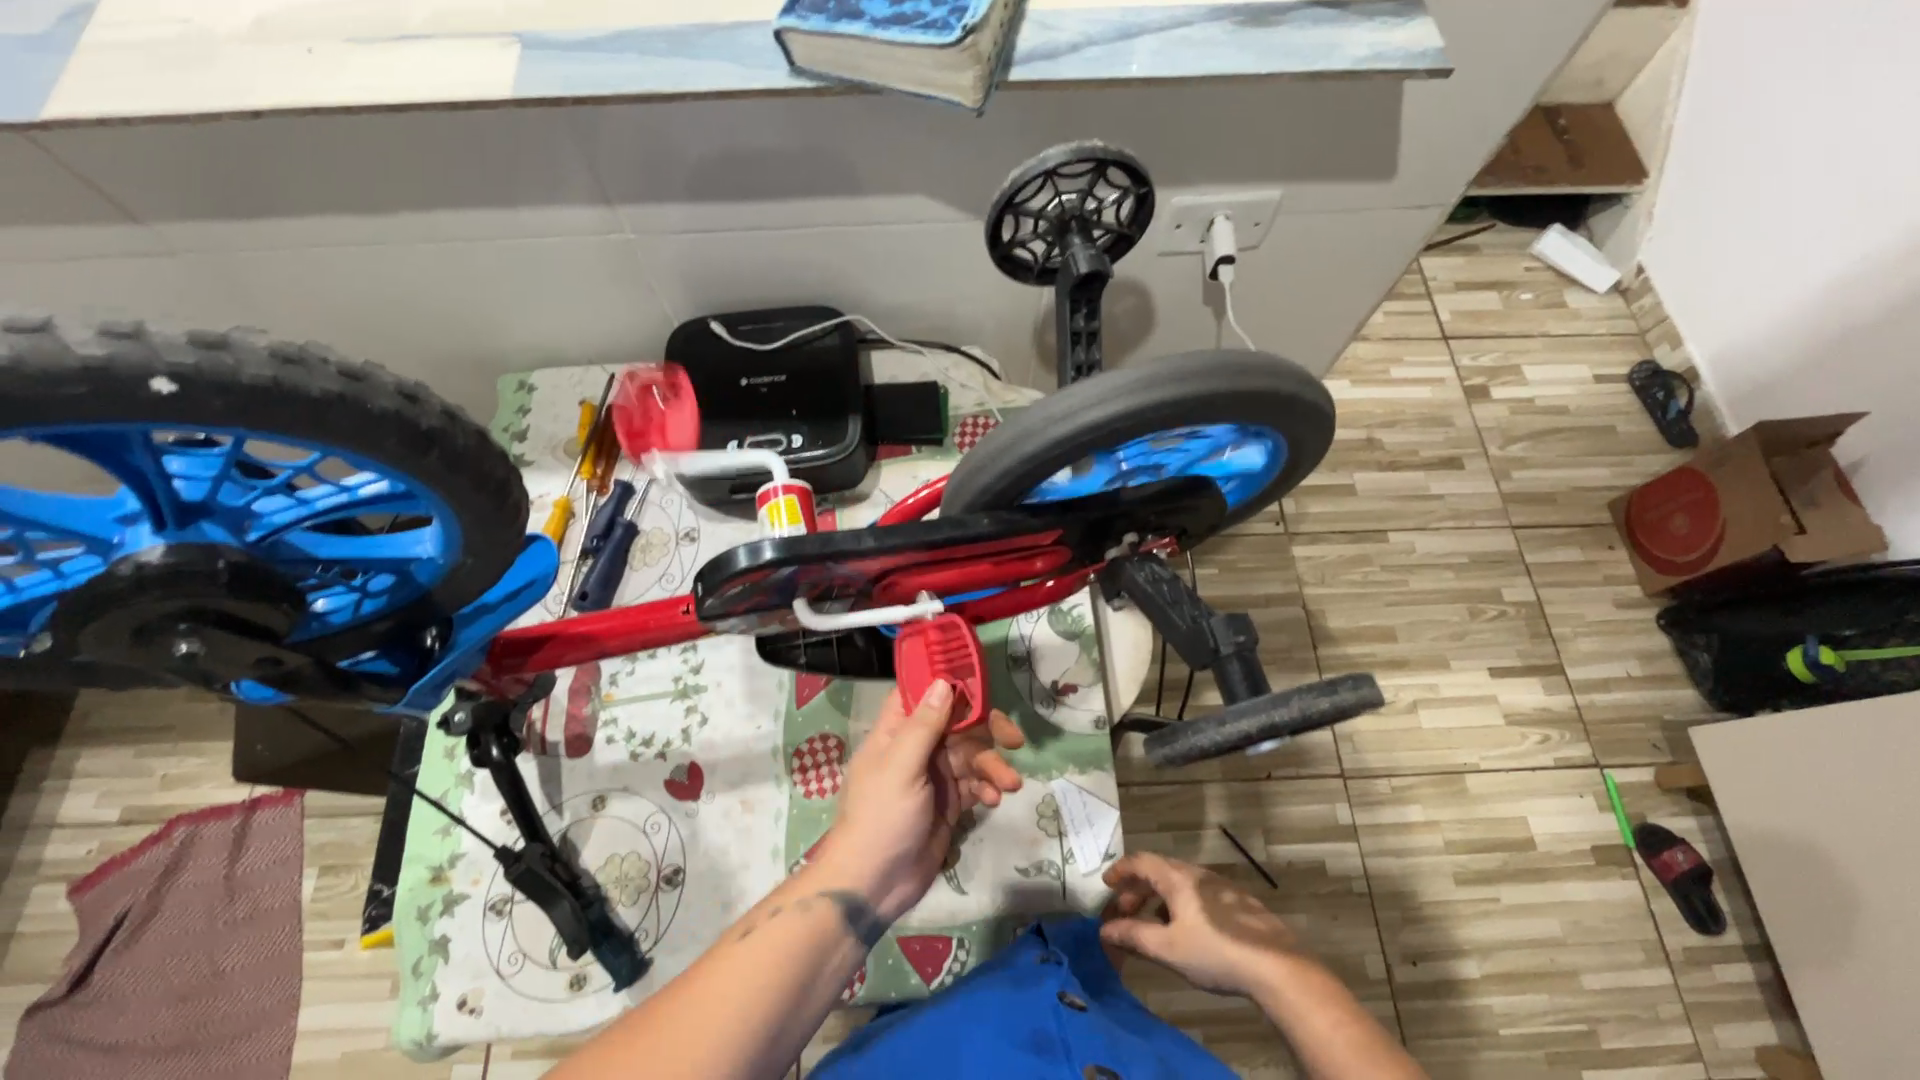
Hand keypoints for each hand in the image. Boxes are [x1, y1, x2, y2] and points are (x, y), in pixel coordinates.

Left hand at [815, 681, 1024, 922]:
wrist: (875, 882)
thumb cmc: (881, 816)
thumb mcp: (901, 766)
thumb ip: (925, 725)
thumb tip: (943, 681)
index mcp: (896, 733)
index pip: (922, 695)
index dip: (950, 685)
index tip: (983, 683)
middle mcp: (916, 750)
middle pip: (958, 726)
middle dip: (987, 731)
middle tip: (1015, 740)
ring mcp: (933, 778)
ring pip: (971, 757)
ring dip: (992, 766)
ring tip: (1011, 784)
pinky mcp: (948, 805)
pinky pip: (974, 786)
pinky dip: (987, 789)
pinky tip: (995, 800)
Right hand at [1100, 852, 1308, 997]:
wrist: (1277, 967)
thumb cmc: (1216, 953)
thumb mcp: (1168, 948)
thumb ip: (1134, 935)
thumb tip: (1105, 928)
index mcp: (1179, 879)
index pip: (1142, 861)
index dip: (1121, 870)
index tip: (1106, 884)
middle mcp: (1199, 875)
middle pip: (1161, 871)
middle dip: (1138, 888)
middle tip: (1124, 911)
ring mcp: (1222, 888)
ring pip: (1181, 884)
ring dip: (1159, 898)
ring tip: (1152, 925)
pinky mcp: (1239, 905)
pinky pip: (1199, 895)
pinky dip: (1180, 905)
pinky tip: (1186, 931)